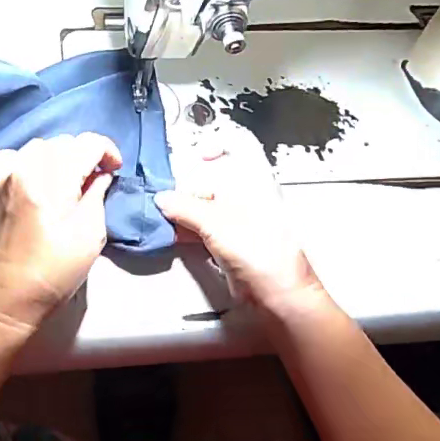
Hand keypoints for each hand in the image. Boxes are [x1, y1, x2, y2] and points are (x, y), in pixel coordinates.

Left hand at [0, 133, 121, 332]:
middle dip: (83, 155)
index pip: (86, 144)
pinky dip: (27, 160)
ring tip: (67, 181)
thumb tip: (100, 175)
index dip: (107, 151)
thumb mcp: (91, 235)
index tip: (114, 169)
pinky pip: (11, 156)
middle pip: (63, 142)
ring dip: (58, 157)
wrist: (8, 295)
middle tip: (94, 180)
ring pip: (38, 146)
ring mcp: (3, 175)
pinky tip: (35, 177)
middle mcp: (24, 169)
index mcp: (51, 181)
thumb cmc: (55, 271)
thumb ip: (97, 195)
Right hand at [154, 134, 324, 315]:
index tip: (196, 155)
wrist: (277, 294)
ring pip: (205, 206)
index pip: (237, 149)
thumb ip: (184, 207)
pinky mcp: (230, 243)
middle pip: (212, 181)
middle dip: (186, 186)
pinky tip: (172, 232)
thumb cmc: (259, 252)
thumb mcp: (215, 223)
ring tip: (161, 213)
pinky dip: (188, 229)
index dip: (217, 146)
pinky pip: (204, 228)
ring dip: (183, 210)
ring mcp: (238, 221)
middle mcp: (246, 197)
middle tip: (165, 192)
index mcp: (251, 182)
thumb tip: (162, 199)